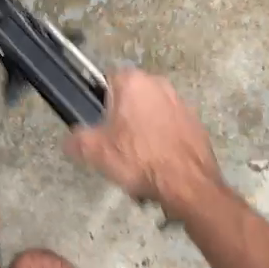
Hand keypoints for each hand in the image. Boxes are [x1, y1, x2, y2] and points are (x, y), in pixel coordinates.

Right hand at [64, 68, 221, 216]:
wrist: (189, 187)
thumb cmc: (139, 159)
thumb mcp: (96, 152)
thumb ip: (76, 140)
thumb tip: (70, 141)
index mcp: (132, 81)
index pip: (107, 81)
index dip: (102, 105)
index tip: (103, 127)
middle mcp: (157, 83)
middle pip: (131, 97)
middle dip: (125, 117)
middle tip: (119, 145)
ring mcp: (181, 103)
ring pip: (152, 112)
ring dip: (146, 128)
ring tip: (142, 160)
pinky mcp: (198, 124)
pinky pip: (172, 127)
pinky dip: (166, 140)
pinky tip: (162, 163)